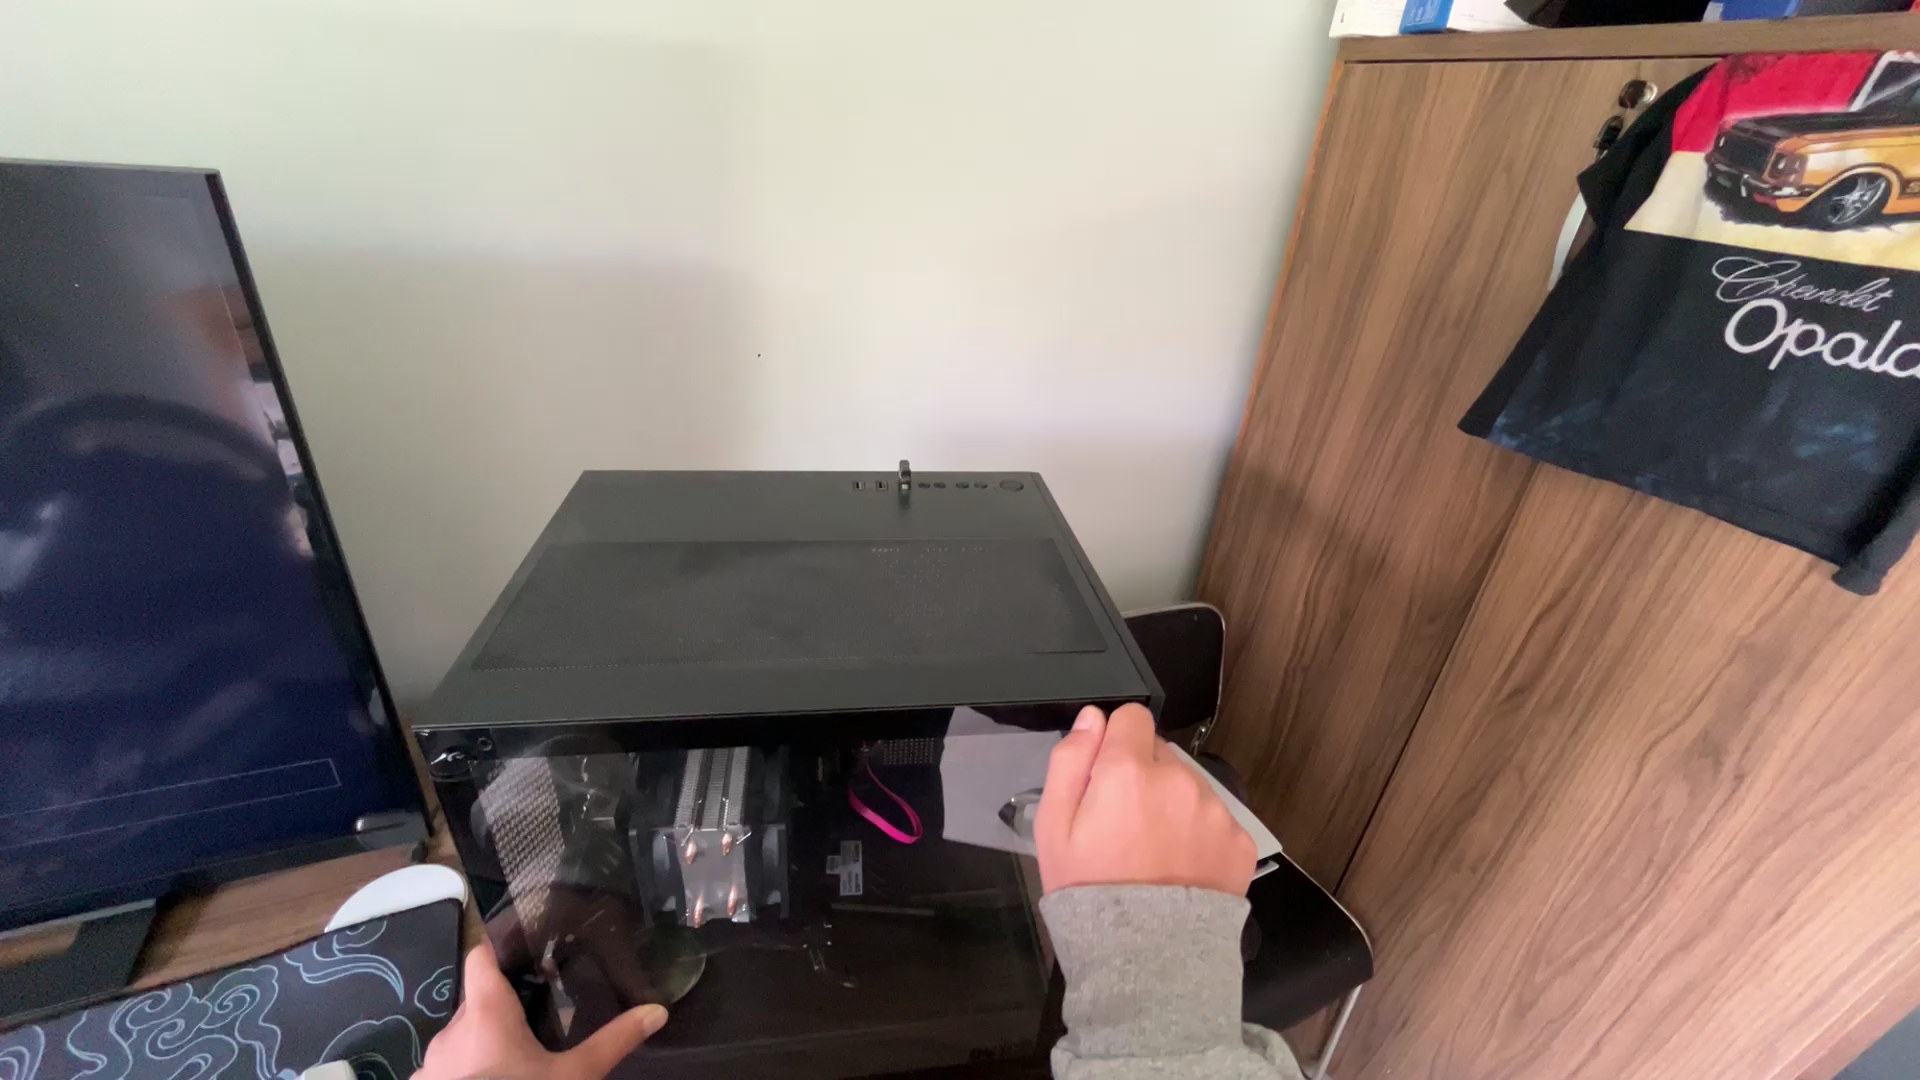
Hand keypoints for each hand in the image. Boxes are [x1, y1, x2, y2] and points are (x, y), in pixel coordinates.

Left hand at [415, 942, 667, 1079]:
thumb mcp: (573, 1076)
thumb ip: (612, 1041)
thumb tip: (658, 1011)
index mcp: (485, 1013)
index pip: (480, 957)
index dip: (498, 947)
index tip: (525, 944)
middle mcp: (449, 1033)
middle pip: (476, 1001)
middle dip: (503, 1004)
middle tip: (539, 1008)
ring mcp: (428, 1069)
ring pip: (459, 1039)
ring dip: (482, 1041)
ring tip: (516, 1052)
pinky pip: (444, 1072)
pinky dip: (464, 1071)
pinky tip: (493, 1078)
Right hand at [1034, 703, 1254, 896]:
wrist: (1146, 962)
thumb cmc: (1089, 890)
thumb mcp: (1053, 825)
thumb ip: (1069, 760)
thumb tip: (1091, 718)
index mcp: (1128, 770)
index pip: (1131, 716)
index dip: (1115, 740)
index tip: (1105, 773)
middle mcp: (1178, 780)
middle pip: (1159, 751)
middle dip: (1142, 773)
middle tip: (1124, 821)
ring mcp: (1214, 810)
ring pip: (1187, 783)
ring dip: (1171, 801)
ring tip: (1153, 848)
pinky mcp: (1239, 840)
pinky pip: (1214, 816)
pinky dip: (1198, 831)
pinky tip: (1180, 864)